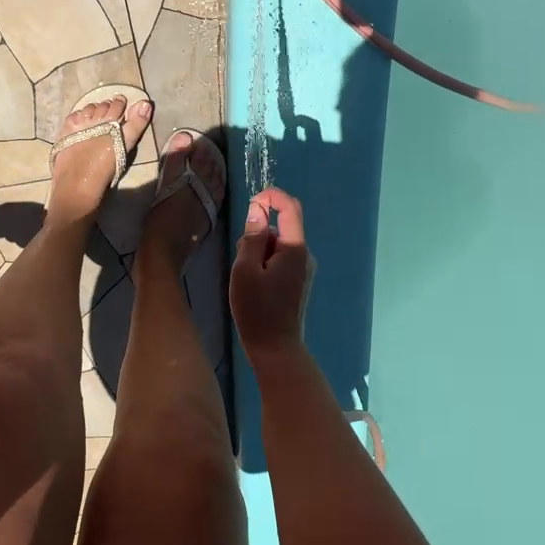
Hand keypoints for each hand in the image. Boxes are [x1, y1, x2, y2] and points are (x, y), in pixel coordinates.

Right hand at [230, 186, 311, 357]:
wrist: (276, 349)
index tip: (250, 202)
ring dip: (259, 249)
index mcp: (294, 249)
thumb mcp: (245, 270)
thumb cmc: (257, 310)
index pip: (289, 207)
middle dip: (258, 231)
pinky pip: (280, 258)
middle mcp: (304, 255)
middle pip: (281, 226)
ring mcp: (303, 269)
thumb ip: (252, 238)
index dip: (271, 196)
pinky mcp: (297, 281)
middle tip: (240, 257)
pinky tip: (253, 283)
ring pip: (278, 243)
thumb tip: (257, 211)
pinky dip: (264, 261)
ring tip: (245, 276)